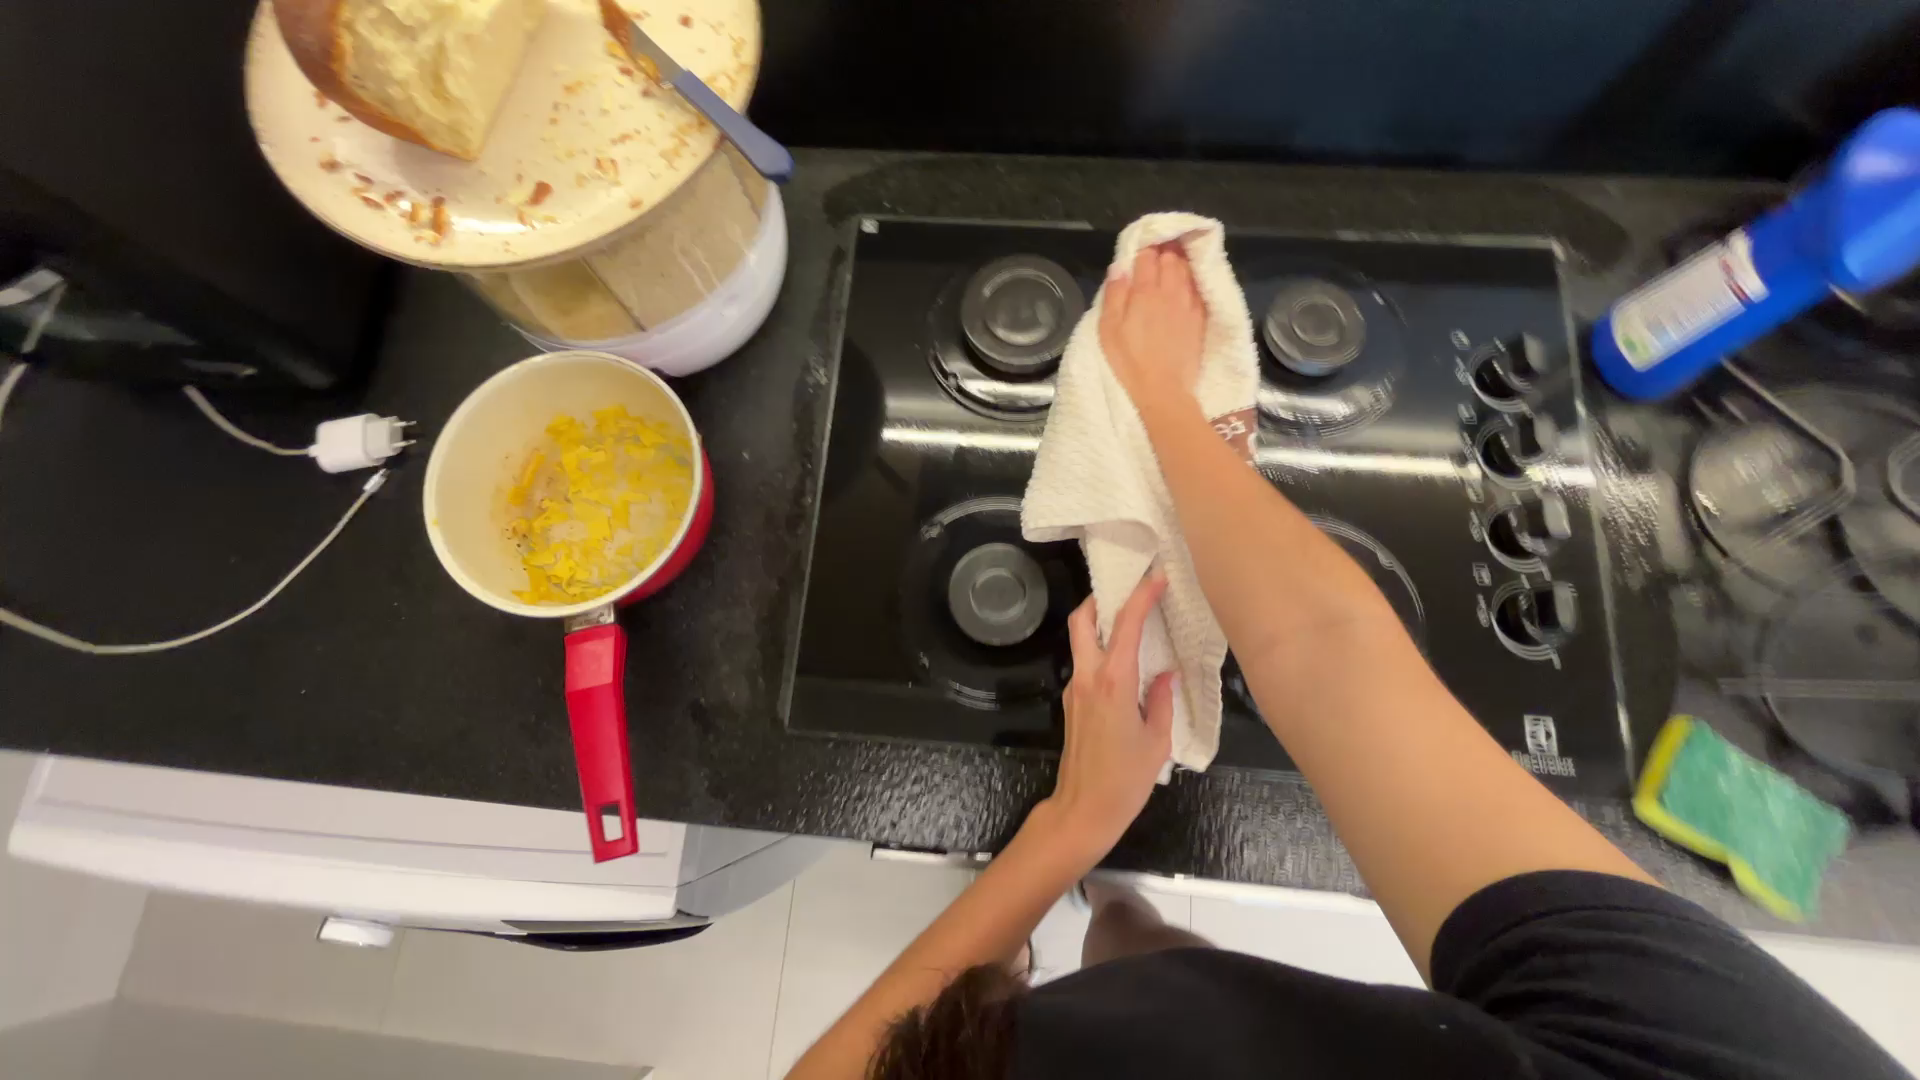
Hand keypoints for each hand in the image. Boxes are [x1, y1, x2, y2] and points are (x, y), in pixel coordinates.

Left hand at [1036, 573, 1176, 861]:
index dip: (1141, 595)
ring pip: (1080, 641)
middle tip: (1128, 588)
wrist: (1083, 809)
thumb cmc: (1125, 779)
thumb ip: (1162, 699)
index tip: (1157, 576)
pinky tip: (1125, 658)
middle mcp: (1087, 677)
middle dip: (1102, 597)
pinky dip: (1101, 649)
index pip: (1126, 625)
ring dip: (1100, 622)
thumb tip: (1168, 673)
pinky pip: (1085, 663)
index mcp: (1112, 682)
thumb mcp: (1157, 740)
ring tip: (1131, 619)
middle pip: (1083, 621)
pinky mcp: (1072, 703)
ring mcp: (1074, 689)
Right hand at [1098, 244, 1205, 420]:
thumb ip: (1114, 294)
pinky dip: (1193, 278)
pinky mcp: (1201, 317)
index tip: (1138, 251)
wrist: (1163, 389)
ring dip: (1179, 261)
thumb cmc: (1129, 361)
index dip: (1143, 249)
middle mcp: (1170, 290)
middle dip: (1163, 251)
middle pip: (1171, 258)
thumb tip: (1119, 266)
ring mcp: (1189, 303)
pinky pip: (1199, 287)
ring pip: (1187, 269)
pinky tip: (1187, 282)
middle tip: (1156, 253)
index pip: (1147, 256)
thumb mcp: (1108, 329)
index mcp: (1145, 291)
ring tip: (1172, 260)